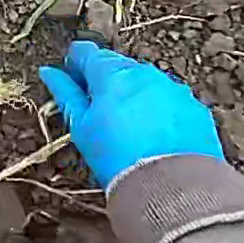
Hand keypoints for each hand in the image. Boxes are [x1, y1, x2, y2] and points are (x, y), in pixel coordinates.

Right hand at [39, 40, 222, 187]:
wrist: (171, 189)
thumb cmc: (118, 159)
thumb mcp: (82, 128)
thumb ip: (66, 94)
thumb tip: (50, 72)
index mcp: (112, 73)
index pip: (86, 53)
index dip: (76, 64)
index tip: (73, 80)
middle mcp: (144, 72)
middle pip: (117, 66)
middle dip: (106, 81)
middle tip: (99, 111)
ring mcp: (171, 87)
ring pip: (145, 82)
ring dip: (134, 95)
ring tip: (129, 128)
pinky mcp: (193, 105)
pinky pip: (170, 99)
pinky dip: (160, 110)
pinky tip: (155, 135)